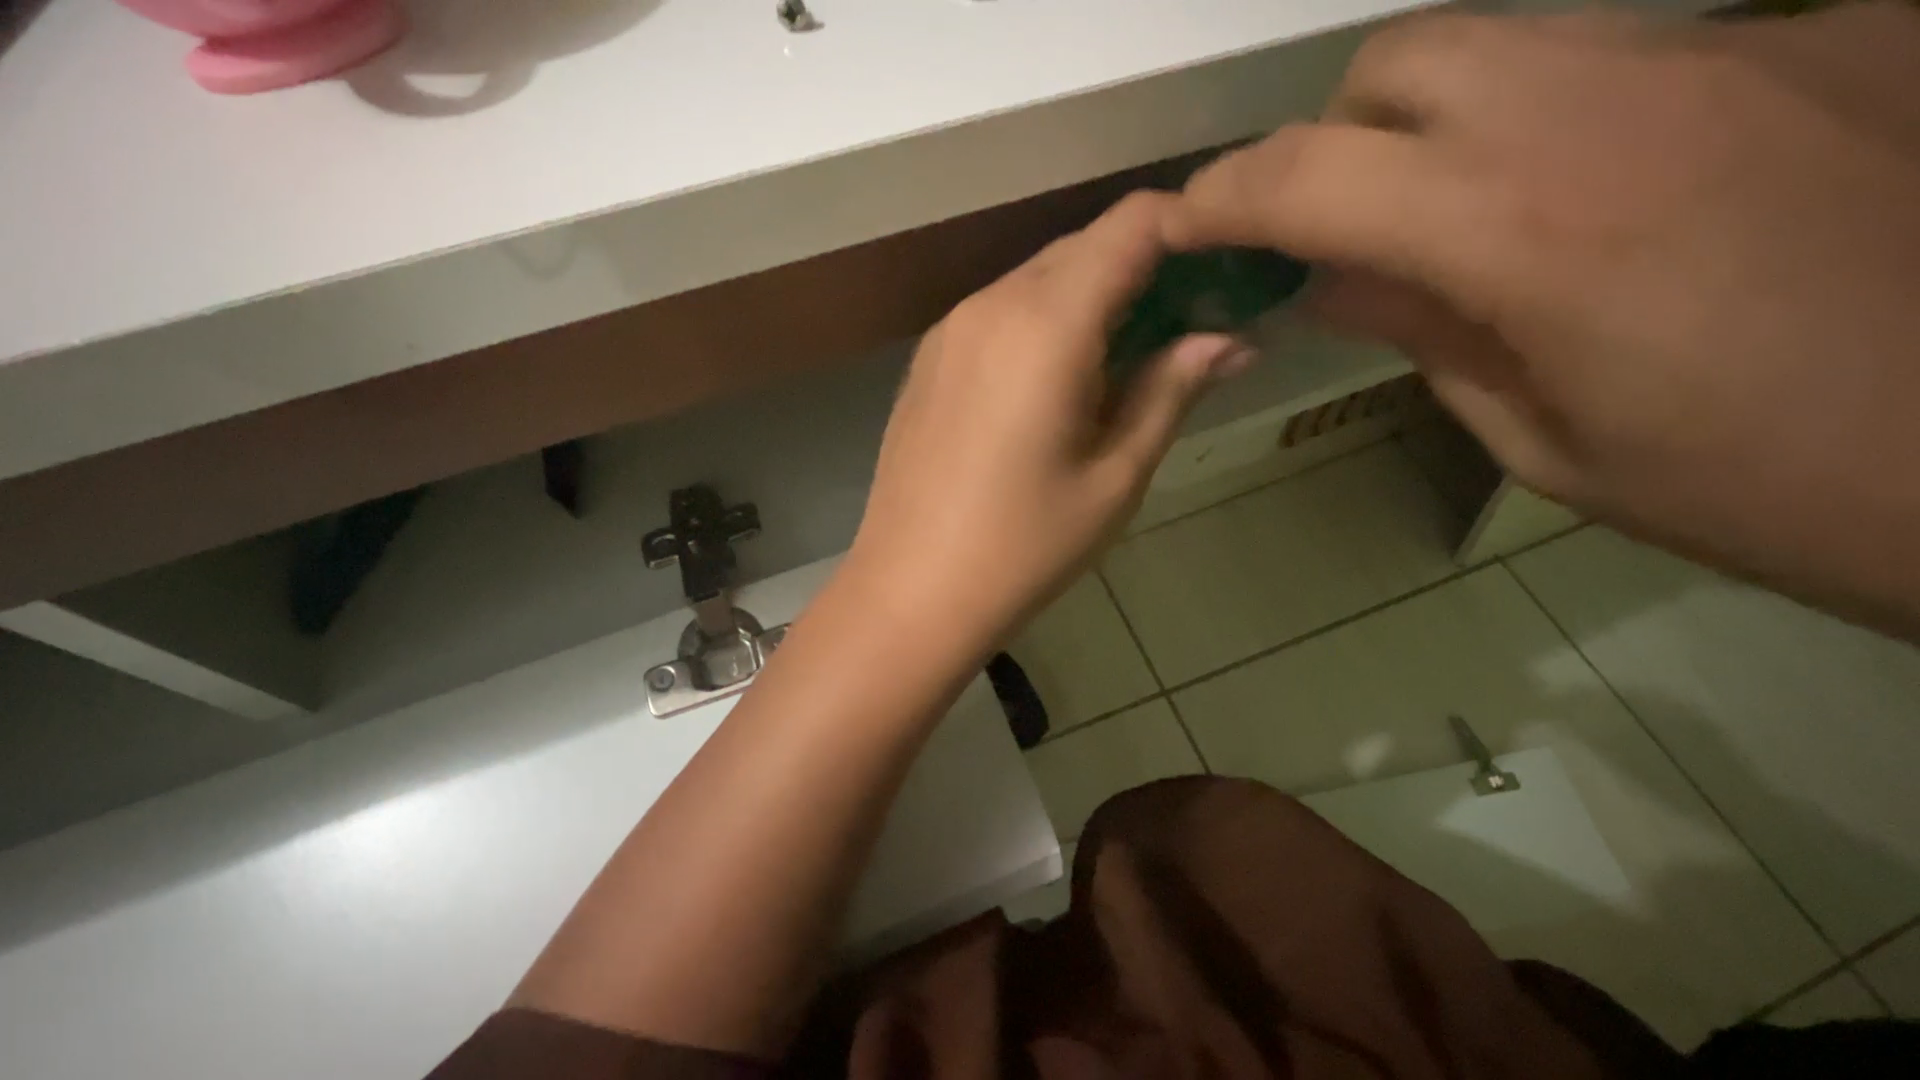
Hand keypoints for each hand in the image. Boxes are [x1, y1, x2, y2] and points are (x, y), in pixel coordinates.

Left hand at [841, 192, 1247, 649]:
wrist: (910, 592)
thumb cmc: (1025, 546)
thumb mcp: (1116, 474)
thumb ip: (1172, 389)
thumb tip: (1231, 339)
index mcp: (1046, 323)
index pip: (1131, 224)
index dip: (1190, 226)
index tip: (1230, 265)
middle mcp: (991, 303)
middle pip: (1084, 245)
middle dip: (1148, 264)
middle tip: (1196, 318)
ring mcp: (951, 328)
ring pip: (1040, 276)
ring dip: (1096, 293)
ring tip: (1137, 351)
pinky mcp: (930, 358)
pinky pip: (1003, 311)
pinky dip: (1048, 318)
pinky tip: (1066, 376)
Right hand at [1169, 3, 1919, 631]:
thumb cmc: (1763, 487)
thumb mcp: (1550, 441)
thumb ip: (1427, 336)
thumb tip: (1338, 278)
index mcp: (1526, 232)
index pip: (1311, 175)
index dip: (1224, 197)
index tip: (1187, 227)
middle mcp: (1611, 105)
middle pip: (1400, 61)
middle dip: (1341, 138)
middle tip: (1356, 225)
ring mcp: (1733, 50)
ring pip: (1517, 44)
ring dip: (1455, 126)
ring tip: (1497, 221)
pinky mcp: (1834, 35)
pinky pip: (1642, 60)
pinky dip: (1587, 124)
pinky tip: (1649, 203)